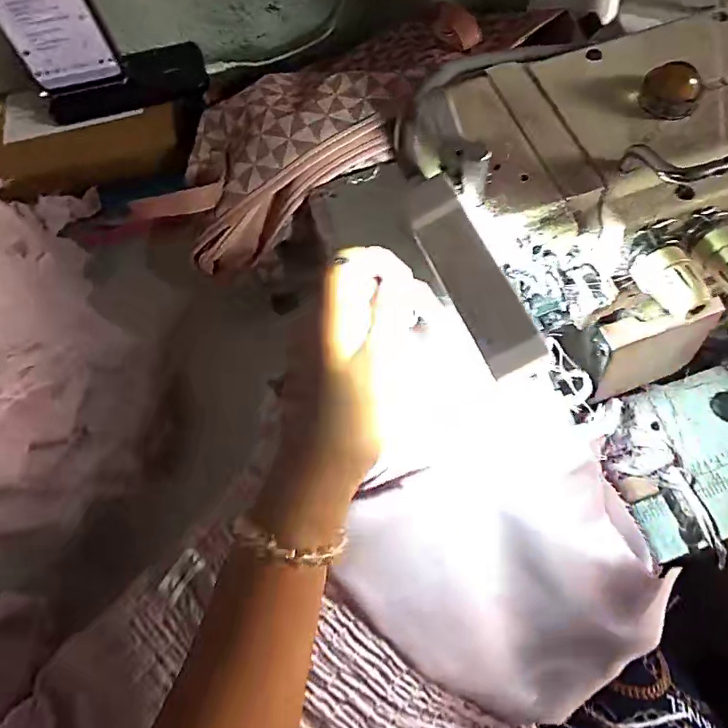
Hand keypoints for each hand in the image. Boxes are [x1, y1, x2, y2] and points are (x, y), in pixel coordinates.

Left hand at [254, 247, 420, 547]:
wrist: (319, 467)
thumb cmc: (356, 414)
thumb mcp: (382, 359)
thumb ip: (389, 311)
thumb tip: (396, 280)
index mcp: (326, 316)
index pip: (346, 262)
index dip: (378, 260)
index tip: (408, 279)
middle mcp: (311, 320)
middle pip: (346, 281)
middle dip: (385, 283)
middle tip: (418, 307)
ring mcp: (309, 342)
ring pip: (347, 304)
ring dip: (380, 305)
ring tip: (411, 327)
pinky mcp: (314, 362)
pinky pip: (344, 327)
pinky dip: (369, 325)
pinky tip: (390, 348)